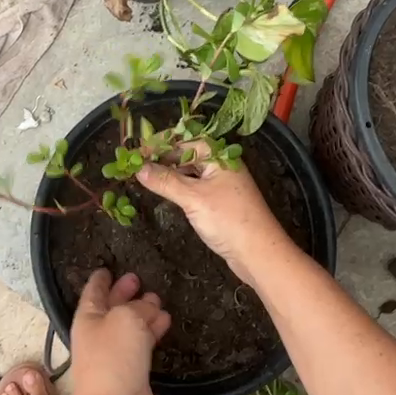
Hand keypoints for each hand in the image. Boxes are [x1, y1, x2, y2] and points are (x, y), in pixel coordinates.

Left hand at [70, 269, 169, 394]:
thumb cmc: (113, 359)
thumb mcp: (126, 319)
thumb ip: (139, 307)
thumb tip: (150, 307)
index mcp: (88, 319)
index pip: (93, 292)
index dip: (100, 280)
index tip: (107, 268)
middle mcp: (99, 336)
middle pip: (112, 309)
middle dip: (124, 295)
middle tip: (139, 280)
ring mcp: (116, 358)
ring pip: (130, 328)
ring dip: (143, 314)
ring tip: (159, 300)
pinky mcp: (134, 376)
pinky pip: (144, 347)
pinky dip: (154, 333)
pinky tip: (166, 324)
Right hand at [136, 146, 291, 285]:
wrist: (258, 253)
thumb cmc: (228, 220)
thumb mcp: (193, 198)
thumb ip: (165, 181)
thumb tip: (139, 168)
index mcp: (219, 157)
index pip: (185, 141)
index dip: (161, 144)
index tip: (137, 151)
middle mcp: (222, 166)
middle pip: (187, 154)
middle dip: (163, 158)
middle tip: (136, 164)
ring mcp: (222, 185)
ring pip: (191, 172)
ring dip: (170, 173)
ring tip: (145, 177)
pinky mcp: (220, 202)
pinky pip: (195, 187)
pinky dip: (179, 187)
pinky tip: (165, 192)